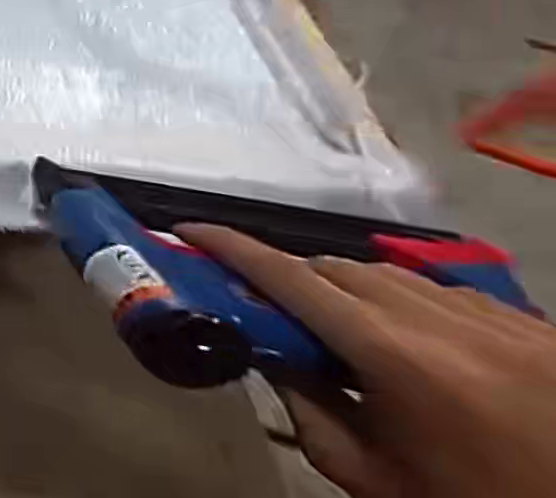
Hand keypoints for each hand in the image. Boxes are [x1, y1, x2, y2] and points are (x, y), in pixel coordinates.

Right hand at [178, 223, 555, 497]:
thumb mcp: (368, 473)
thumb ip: (300, 405)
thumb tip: (262, 352)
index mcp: (394, 356)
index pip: (286, 276)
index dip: (227, 246)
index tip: (184, 230)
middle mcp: (447, 325)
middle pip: (335, 267)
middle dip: (291, 276)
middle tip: (270, 304)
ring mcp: (507, 325)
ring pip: (391, 275)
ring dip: (350, 287)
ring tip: (345, 325)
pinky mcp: (545, 333)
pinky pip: (453, 294)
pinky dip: (413, 303)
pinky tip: (419, 340)